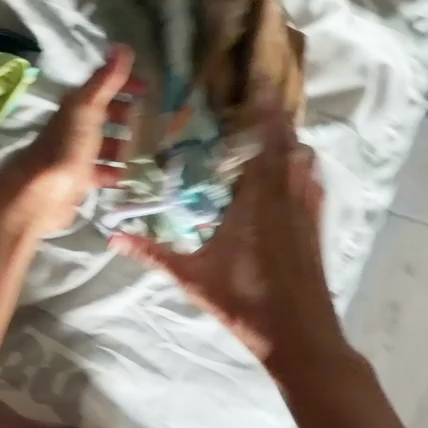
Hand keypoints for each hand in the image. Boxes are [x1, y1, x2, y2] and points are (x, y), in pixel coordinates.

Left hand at [0, 45, 138, 231]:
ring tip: (151, 150)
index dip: (124, 85)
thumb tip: (122, 46)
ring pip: (105, 144)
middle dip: (128, 116)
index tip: (150, 89)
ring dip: (125, 145)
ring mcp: (76, 153)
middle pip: (105, 116)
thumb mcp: (88, 108)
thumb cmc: (67, 145)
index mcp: (76, 106)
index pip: (103, 87)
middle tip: (156, 122)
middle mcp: (74, 126)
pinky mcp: (79, 178)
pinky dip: (116, 171)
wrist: (43, 192)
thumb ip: (105, 81)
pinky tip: (132, 176)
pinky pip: (102, 171)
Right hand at [109, 110, 349, 371]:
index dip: (261, 116)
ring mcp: (304, 214)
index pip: (259, 149)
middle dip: (276, 116)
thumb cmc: (246, 305)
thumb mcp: (192, 279)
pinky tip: (298, 160)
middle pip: (285, 146)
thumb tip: (112, 235)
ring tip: (275, 117)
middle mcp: (283, 201)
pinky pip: (313, 184)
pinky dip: (304, 164)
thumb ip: (152, 253)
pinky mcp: (315, 229)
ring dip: (290, 138)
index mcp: (254, 206)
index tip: (257, 87)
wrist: (304, 341)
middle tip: (263, 88)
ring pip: (303, 162)